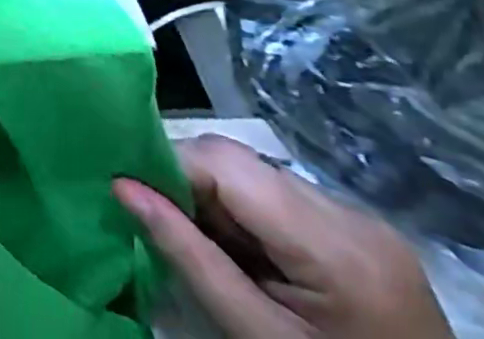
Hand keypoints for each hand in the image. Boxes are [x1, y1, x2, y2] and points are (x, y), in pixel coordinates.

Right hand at [114, 135, 451, 338]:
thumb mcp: (252, 331)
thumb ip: (187, 254)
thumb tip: (120, 185)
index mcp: (334, 245)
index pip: (225, 162)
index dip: (168, 165)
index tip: (131, 192)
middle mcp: (352, 214)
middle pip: (240, 160)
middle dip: (189, 180)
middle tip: (167, 224)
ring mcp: (363, 219)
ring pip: (254, 171)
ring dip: (215, 195)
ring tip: (210, 245)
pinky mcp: (362, 228)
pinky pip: (280, 194)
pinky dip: (245, 211)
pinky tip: (247, 252)